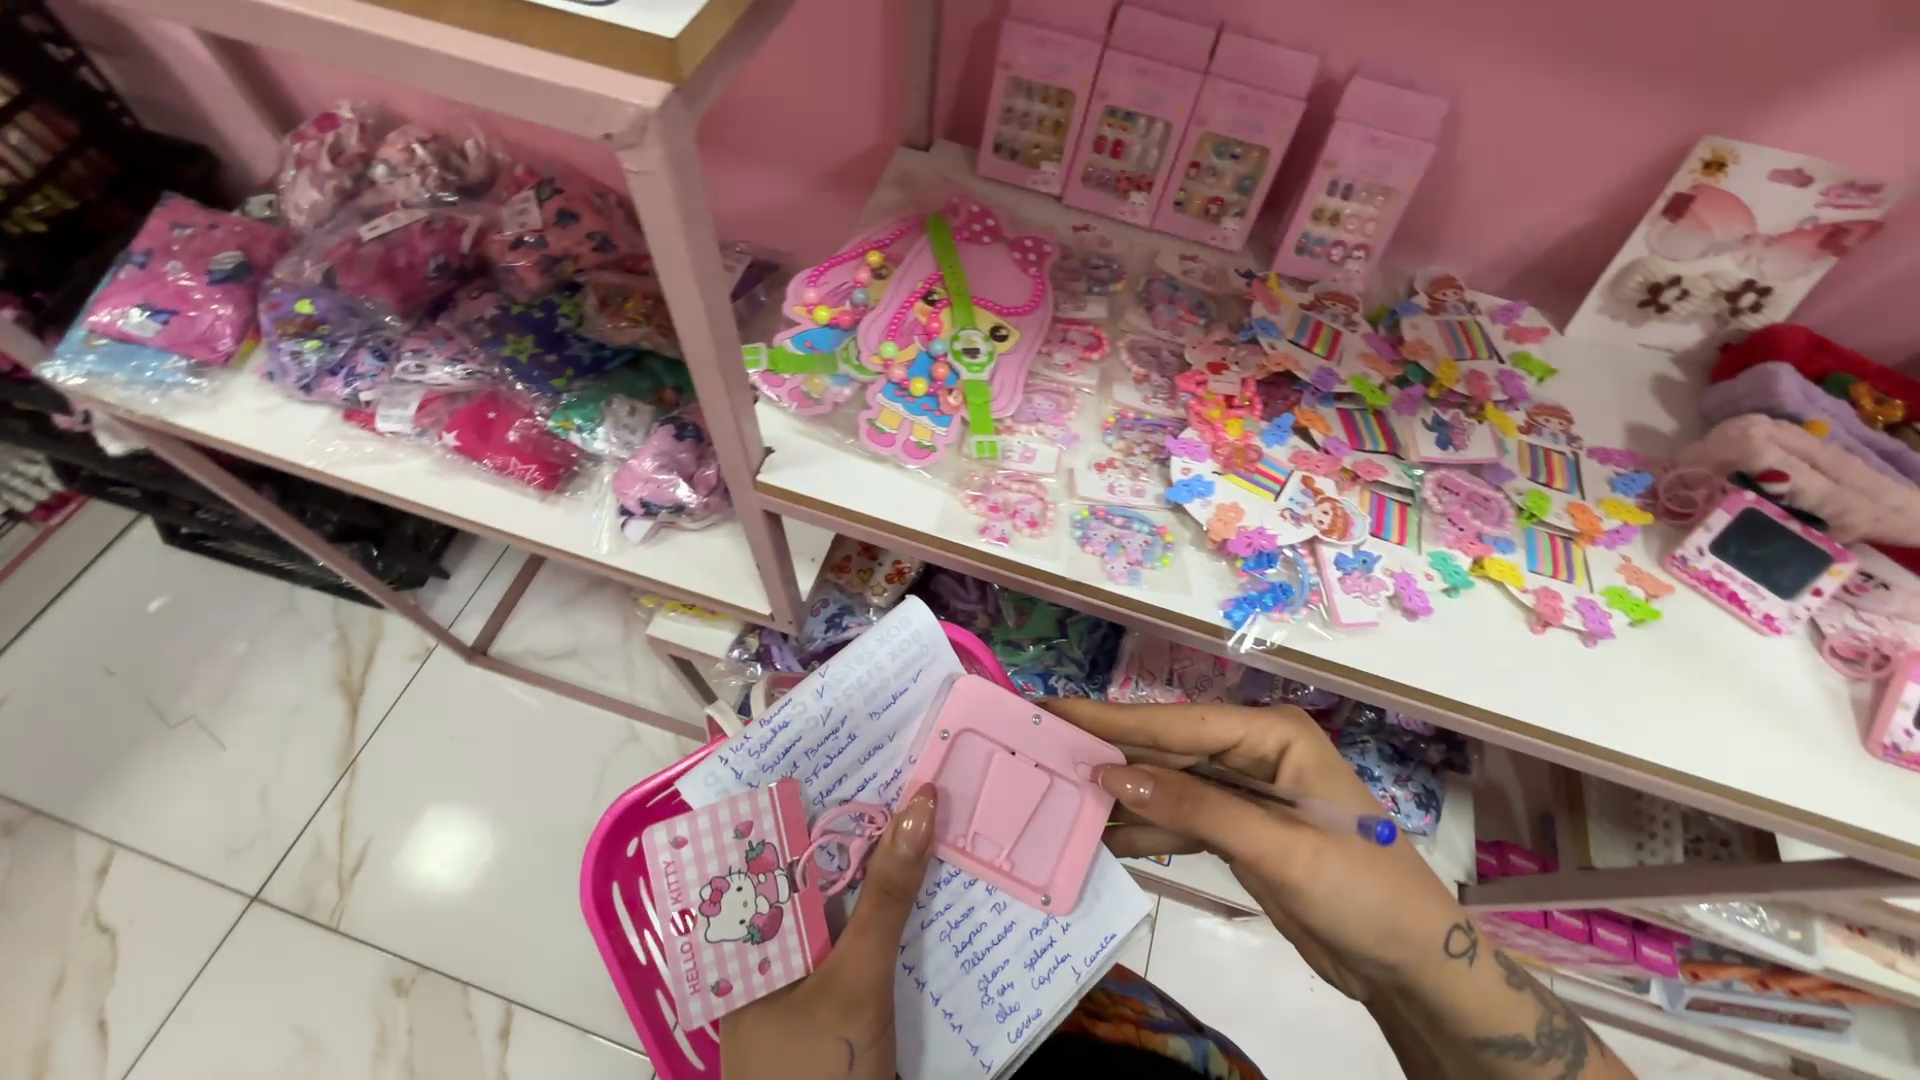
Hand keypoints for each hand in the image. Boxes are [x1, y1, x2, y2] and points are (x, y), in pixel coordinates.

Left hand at [720, 784, 935, 1079]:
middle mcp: (773, 942)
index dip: (818, 790)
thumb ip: (884, 897)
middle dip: (865, 821)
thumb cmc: (815, 1071)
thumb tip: (919, 804)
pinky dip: (901, 905)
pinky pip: (871, 934)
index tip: (863, 743)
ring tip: (932, 801)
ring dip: (889, 860)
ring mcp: (809, 971)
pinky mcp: (844, 995)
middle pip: (820, 866)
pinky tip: (936, 874)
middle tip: (913, 762)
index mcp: (747, 932)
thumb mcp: (853, 981)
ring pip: (850, 898)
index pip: (776, 841)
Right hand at [1044, 700, 1461, 988]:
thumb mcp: (1281, 850)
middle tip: (1038, 748)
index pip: (1175, 725)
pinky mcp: (1236, 830)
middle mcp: (1251, 753)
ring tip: (1054, 794)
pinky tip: (1098, 835)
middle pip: (1163, 749)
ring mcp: (1241, 792)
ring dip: (1117, 796)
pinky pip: (1177, 819)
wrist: (1413, 964)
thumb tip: (1111, 776)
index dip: (1110, 720)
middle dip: (1104, 754)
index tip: (1051, 710)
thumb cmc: (1364, 894)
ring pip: (1164, 785)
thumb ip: (1196, 809)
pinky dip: (1141, 828)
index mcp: (1270, 736)